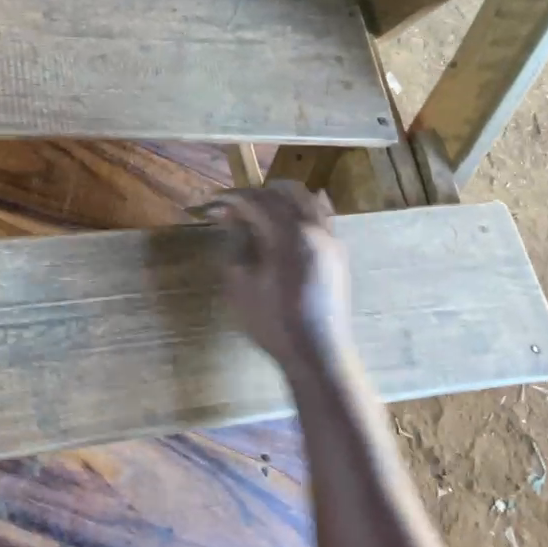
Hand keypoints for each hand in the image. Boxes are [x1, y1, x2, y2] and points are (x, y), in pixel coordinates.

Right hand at [206, 183, 352, 375]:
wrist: (318, 355)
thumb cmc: (272, 322)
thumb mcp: (241, 281)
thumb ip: (237, 240)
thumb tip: (229, 214)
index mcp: (289, 235)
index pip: (256, 201)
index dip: (230, 198)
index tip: (209, 203)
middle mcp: (315, 229)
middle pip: (285, 191)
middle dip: (255, 193)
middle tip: (232, 207)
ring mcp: (331, 240)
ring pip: (307, 199)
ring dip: (279, 198)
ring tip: (256, 212)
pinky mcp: (337, 253)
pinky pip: (320, 216)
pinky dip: (299, 209)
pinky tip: (284, 221)